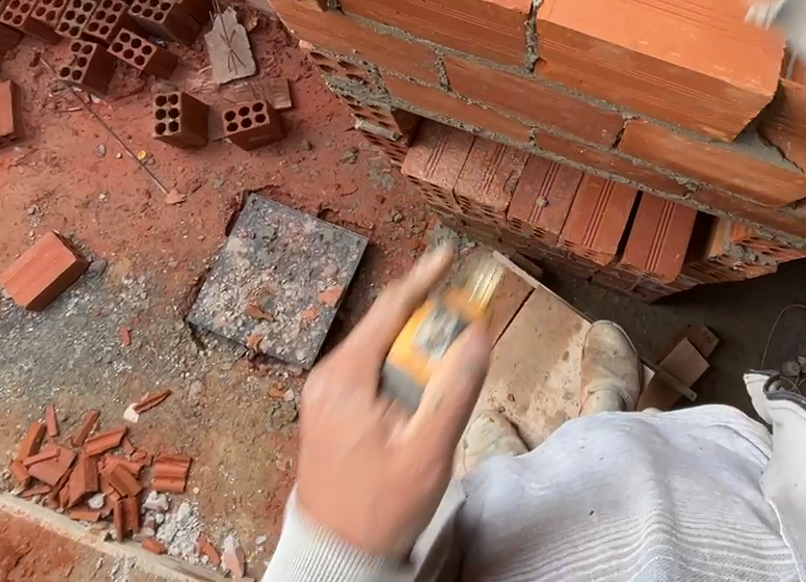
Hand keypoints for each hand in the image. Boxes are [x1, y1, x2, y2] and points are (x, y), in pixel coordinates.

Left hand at [294, 247, 491, 559]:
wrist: (335, 555)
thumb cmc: (381, 506)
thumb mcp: (428, 450)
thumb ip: (456, 388)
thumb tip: (479, 333)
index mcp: (345, 376)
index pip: (390, 308)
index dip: (425, 277)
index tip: (450, 254)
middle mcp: (329, 374)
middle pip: (386, 324)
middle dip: (427, 315)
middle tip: (464, 316)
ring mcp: (326, 390)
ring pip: (381, 345)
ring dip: (417, 343)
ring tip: (450, 356)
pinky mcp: (332, 405)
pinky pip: (373, 367)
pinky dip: (403, 364)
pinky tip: (424, 384)